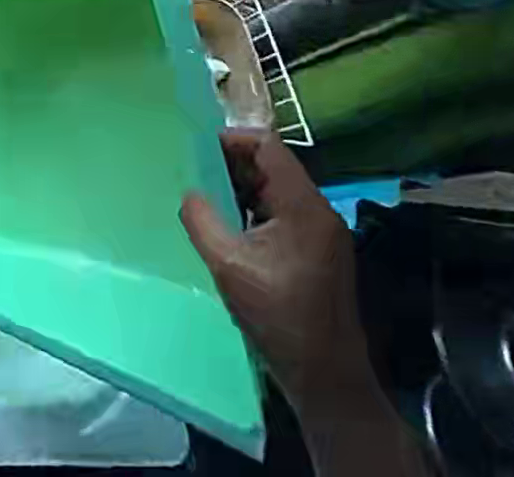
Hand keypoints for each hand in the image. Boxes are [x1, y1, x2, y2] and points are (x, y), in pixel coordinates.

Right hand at [179, 129, 373, 412]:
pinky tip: (228, 223)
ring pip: (277, 189)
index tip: (199, 147)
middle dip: (233, 162)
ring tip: (205, 193)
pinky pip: (282, 212)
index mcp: (303, 207)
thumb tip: (189, 192)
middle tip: (195, 169)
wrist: (325, 375)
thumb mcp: (227, 264)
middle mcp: (318, 212)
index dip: (233, 139)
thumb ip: (201, 219)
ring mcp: (321, 233)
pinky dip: (254, 207)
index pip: (269, 147)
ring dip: (242, 186)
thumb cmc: (277, 314)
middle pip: (274, 165)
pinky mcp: (317, 251)